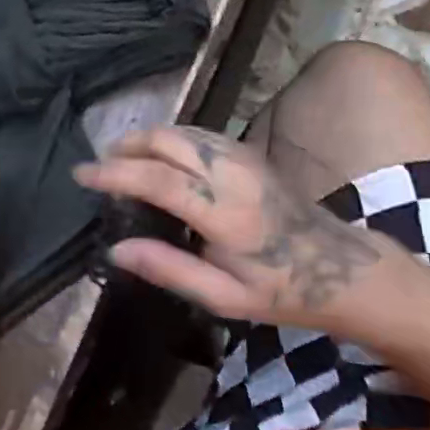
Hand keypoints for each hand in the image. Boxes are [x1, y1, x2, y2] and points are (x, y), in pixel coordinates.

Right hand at [76, 128, 414, 334]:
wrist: (348, 271)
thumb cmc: (283, 292)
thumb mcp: (224, 298)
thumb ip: (168, 269)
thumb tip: (115, 249)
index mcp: (225, 214)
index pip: (156, 179)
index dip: (113, 173)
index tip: (81, 174)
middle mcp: (233, 175)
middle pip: (166, 141)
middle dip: (125, 147)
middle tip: (99, 166)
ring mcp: (244, 158)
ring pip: (181, 131)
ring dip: (145, 139)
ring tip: (120, 159)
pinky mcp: (250, 152)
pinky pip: (198, 133)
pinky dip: (168, 138)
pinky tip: (157, 155)